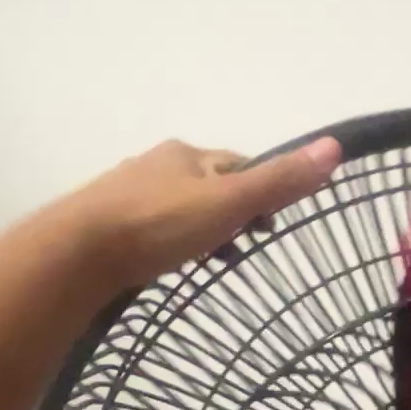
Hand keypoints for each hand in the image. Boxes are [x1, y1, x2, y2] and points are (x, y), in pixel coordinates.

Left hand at [59, 136, 342, 286]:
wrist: (75, 253)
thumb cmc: (158, 225)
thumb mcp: (229, 204)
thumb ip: (279, 182)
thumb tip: (334, 146)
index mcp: (188, 155)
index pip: (239, 165)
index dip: (263, 190)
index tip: (272, 225)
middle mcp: (157, 165)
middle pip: (209, 185)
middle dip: (231, 210)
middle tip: (245, 246)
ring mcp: (128, 192)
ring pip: (180, 206)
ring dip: (202, 227)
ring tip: (211, 261)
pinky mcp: (107, 223)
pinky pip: (153, 227)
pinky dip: (172, 241)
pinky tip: (170, 263)